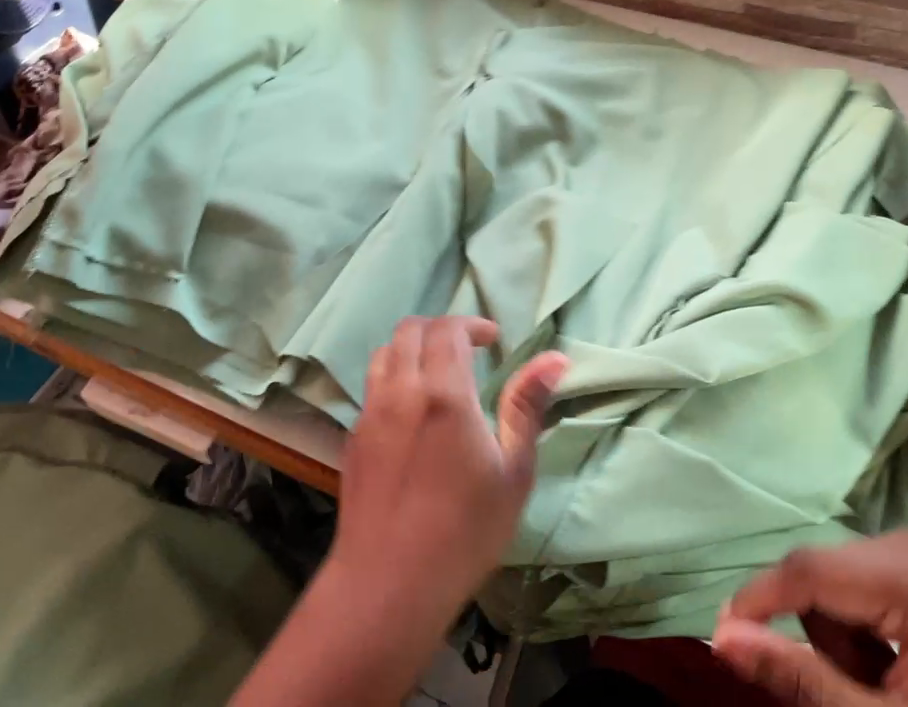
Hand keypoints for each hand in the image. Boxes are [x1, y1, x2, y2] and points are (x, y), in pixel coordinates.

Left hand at [329, 316, 568, 612]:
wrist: (389, 583)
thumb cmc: (466, 530)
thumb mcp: (513, 471)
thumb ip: (528, 407)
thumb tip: (555, 359)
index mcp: (444, 393)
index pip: (448, 329)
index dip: (472, 325)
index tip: (493, 340)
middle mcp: (400, 391)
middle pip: (410, 331)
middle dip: (441, 330)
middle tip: (468, 351)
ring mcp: (370, 414)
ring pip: (384, 354)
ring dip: (412, 350)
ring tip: (437, 376)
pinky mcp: (353, 438)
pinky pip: (371, 389)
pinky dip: (393, 380)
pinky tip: (412, 415)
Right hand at [712, 529, 907, 706]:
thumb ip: (802, 680)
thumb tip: (721, 639)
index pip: (808, 571)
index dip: (756, 602)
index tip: (722, 643)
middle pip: (819, 573)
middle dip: (817, 633)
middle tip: (856, 692)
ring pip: (833, 578)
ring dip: (837, 633)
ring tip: (883, 684)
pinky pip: (858, 581)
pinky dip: (860, 624)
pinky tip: (894, 663)